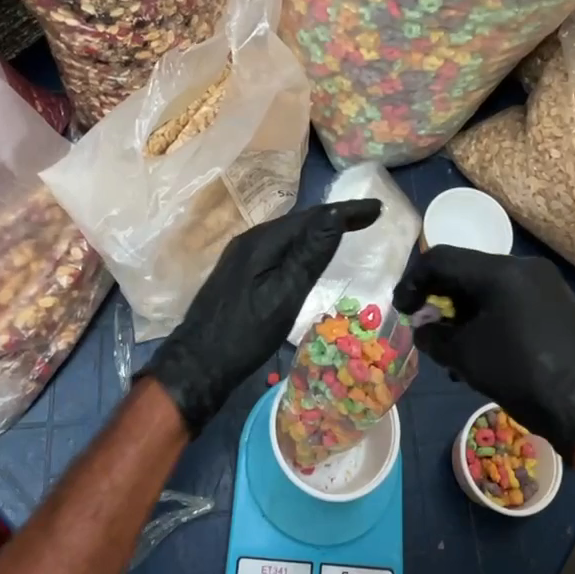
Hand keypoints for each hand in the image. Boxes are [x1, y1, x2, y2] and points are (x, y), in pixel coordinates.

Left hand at [143, 199, 382, 435]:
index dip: (346, 211)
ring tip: (348, 229)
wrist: (197, 364)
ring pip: (289, 233)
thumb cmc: (244, 335)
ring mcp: (242, 255)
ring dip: (319, 229)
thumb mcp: (284, 297)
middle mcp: (251, 239)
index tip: (378, 209)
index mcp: (262, 241)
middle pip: (300, 220)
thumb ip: (309, 256)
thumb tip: (335, 216)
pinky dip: (302, 244)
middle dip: (335, 216)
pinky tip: (311, 254)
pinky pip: (279, 247)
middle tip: (370, 217)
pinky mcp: (240, 270)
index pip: (313, 217)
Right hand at [394, 246, 574, 459]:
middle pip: (467, 270)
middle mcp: (524, 267)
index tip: (402, 309)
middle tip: (427, 327)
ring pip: (490, 287)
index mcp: (499, 271)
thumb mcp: (465, 357)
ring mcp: (547, 284)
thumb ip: (434, 335)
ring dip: (466, 311)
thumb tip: (423, 327)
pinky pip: (513, 299)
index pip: (441, 259)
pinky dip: (491, 316)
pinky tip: (486, 348)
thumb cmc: (521, 376)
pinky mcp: (560, 304)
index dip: (413, 281)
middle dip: (440, 298)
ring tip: (455, 348)